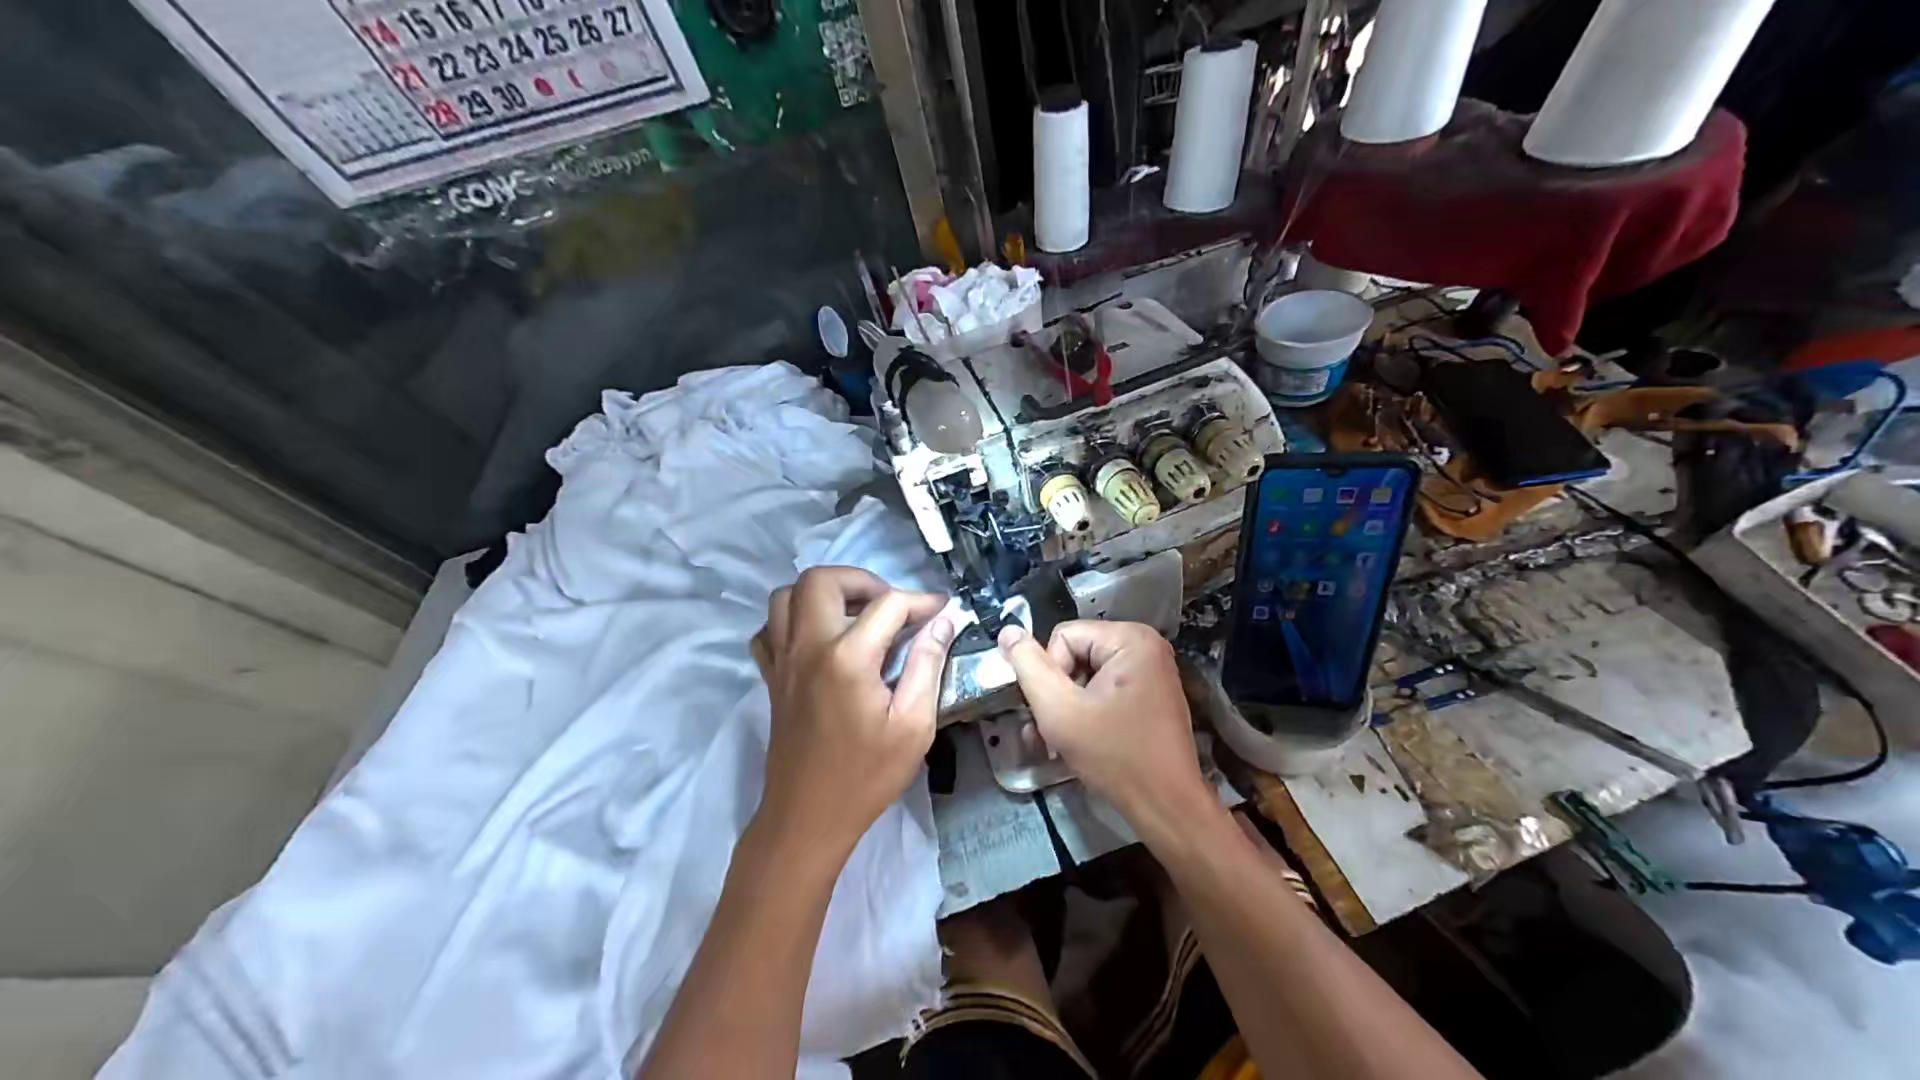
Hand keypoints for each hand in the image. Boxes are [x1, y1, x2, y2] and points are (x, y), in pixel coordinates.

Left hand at [751, 567, 954, 857]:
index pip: (888, 604)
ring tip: (854, 615)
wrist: (808, 817)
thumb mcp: (913, 726)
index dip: (921, 601)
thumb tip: (943, 621)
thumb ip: (927, 665)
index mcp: (847, 657)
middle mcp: (807, 646)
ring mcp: (782, 659)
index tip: (942, 611)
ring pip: (787, 595)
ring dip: (823, 594)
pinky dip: (792, 620)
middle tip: (890, 605)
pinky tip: (818, 639)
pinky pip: (769, 629)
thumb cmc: (866, 776)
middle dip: (861, 580)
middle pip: (822, 579)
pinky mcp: (770, 676)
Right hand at [997, 620, 1215, 832]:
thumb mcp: (1059, 709)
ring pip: (1085, 676)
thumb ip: (1029, 667)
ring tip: (1056, 743)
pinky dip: (1086, 713)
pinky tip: (1078, 742)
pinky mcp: (1150, 695)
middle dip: (1056, 693)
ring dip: (1066, 707)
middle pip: (1074, 654)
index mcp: (1130, 639)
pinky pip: (1104, 690)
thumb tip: (1008, 631)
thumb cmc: (1115, 756)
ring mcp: (1151, 672)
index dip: (1049, 674)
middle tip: (1048, 731)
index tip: (1057, 711)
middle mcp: (1145, 646)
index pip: (1063, 637)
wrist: (1167, 807)